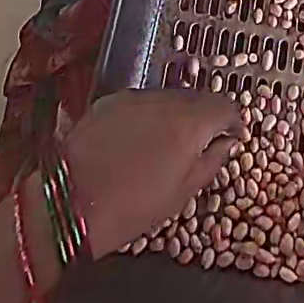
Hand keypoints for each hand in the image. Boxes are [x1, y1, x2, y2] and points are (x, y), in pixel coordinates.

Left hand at [62, 89, 241, 256]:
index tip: (232, 136)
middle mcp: (164, 100)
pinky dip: (147, 115)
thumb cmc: (134, 206)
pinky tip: (137, 140)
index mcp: (190, 122)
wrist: (70, 200)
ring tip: (166, 143)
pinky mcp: (108, 101)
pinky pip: (139, 102)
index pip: (225, 105)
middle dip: (204, 116)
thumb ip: (212, 160)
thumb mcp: (183, 192)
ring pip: (166, 98)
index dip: (233, 120)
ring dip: (174, 114)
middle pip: (196, 97)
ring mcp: (133, 97)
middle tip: (201, 142)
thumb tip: (226, 142)